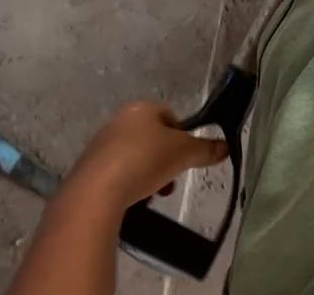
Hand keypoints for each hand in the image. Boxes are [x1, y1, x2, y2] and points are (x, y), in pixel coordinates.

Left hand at [68, 101, 228, 208]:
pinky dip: (126, 188)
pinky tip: (131, 204)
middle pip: (151, 139)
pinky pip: (115, 177)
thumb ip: (206, 149)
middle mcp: (118, 122)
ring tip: (152, 197)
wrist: (94, 194)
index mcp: (141, 109)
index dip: (181, 135)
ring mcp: (99, 147)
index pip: (168, 116)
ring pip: (133, 159)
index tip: (184, 157)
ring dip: (147, 176)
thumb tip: (227, 147)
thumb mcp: (183, 153)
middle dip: (164, 160)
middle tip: (171, 181)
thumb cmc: (144, 161)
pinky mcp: (86, 172)